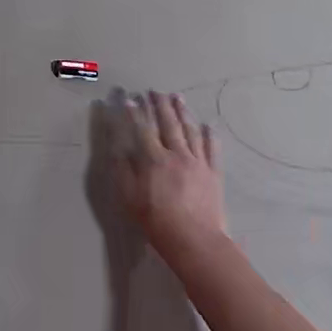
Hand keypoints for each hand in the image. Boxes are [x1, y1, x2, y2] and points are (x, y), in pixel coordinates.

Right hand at [86, 89, 229, 257]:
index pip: (142, 129)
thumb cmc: (155, 220)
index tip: (129, 99)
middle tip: (155, 91)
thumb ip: (123, 170)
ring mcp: (198, 162)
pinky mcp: (213, 173)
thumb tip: (119, 148)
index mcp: (154, 160)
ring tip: (177, 97)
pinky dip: (209, 135)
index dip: (135, 113)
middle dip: (160, 105)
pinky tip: (208, 125)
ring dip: (183, 112)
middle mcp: (177, 154)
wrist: (193, 239)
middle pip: (168, 124)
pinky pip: (212, 149)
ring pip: (190, 131)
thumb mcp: (129, 197)